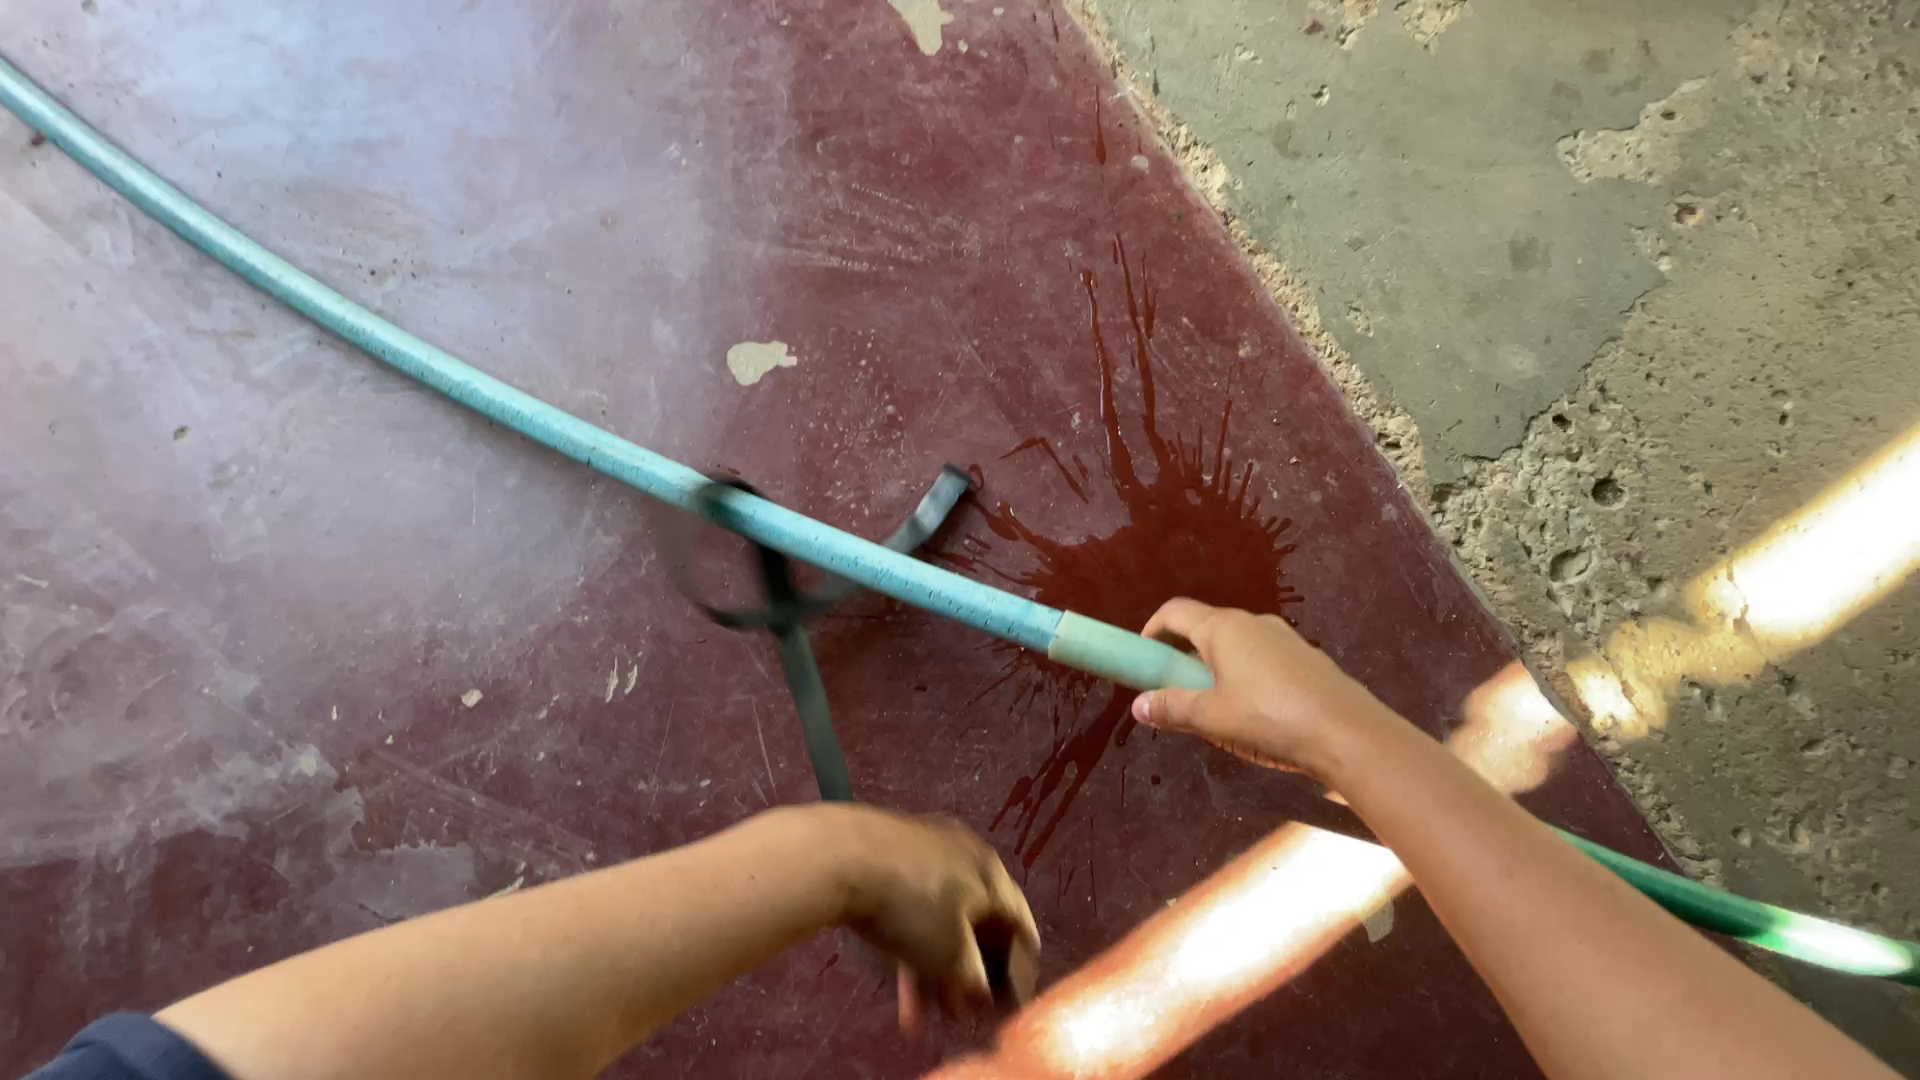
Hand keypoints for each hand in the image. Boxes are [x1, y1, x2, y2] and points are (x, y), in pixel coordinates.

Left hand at [808, 805, 1040, 1025]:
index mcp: (990, 872)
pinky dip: (912, 939)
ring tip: (922, 1007)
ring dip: (935, 962)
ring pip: (941, 915)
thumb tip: (980, 986)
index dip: (1019, 960)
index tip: (1014, 990)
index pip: (1019, 918)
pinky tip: (898, 974)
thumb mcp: (950, 953)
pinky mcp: (894, 852)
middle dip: (967, 969)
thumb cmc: (913, 904)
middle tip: (958, 1007)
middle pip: (976, 919)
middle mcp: (966, 854)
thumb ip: (972, 975)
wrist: (847, 854)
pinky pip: (914, 903)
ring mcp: (928, 849)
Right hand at [1130, 598, 1399, 781]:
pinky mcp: (1307, 659)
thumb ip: (1172, 709)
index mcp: (1223, 628)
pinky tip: (1256, 712)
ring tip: (1215, 705)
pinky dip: (1246, 674)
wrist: (1351, 735)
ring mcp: (1284, 638)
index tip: (1144, 657)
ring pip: (1236, 643)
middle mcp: (1252, 622)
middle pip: (1205, 626)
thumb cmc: (1270, 719)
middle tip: (1175, 688)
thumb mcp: (1212, 718)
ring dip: (1216, 665)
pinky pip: (1263, 657)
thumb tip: (1138, 706)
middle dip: (1183, 653)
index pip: (1174, 611)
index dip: (1152, 629)